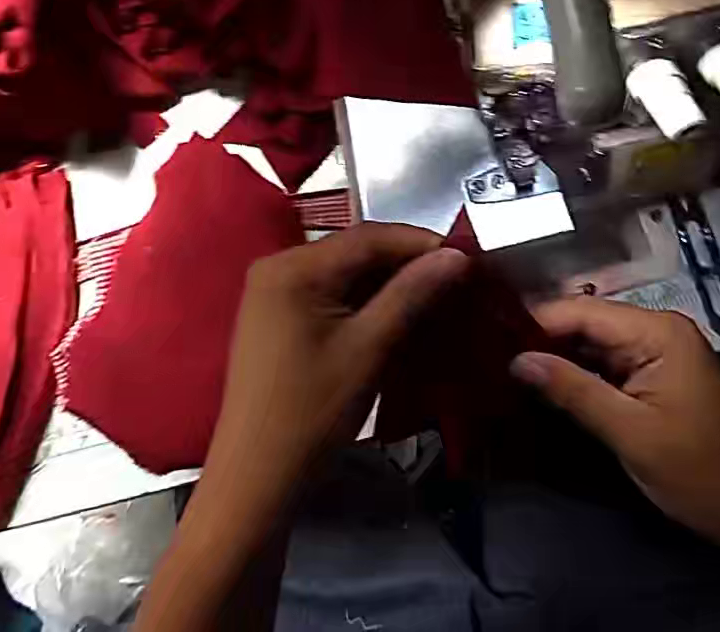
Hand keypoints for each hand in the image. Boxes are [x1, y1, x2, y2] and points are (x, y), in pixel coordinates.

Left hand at [203, 224, 469, 510]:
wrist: (255, 482)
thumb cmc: (311, 414)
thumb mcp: (368, 350)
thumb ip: (411, 294)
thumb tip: (456, 256)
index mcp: (293, 267)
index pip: (368, 236)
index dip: (419, 242)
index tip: (465, 256)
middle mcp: (278, 266)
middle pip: (355, 251)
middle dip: (406, 263)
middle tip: (455, 278)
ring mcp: (274, 291)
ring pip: (345, 272)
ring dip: (389, 282)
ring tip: (436, 293)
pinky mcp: (277, 315)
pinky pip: (330, 292)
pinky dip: (364, 300)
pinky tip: (397, 311)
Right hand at [511, 297, 719, 546]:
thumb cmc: (699, 471)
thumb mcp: (630, 432)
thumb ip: (572, 390)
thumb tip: (516, 360)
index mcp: (658, 331)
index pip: (584, 312)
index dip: (538, 322)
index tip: (493, 336)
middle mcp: (656, 328)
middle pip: (586, 322)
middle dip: (543, 337)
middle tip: (494, 351)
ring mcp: (655, 349)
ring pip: (591, 341)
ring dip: (556, 354)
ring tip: (509, 363)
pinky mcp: (651, 371)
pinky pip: (604, 360)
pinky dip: (577, 370)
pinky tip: (544, 379)